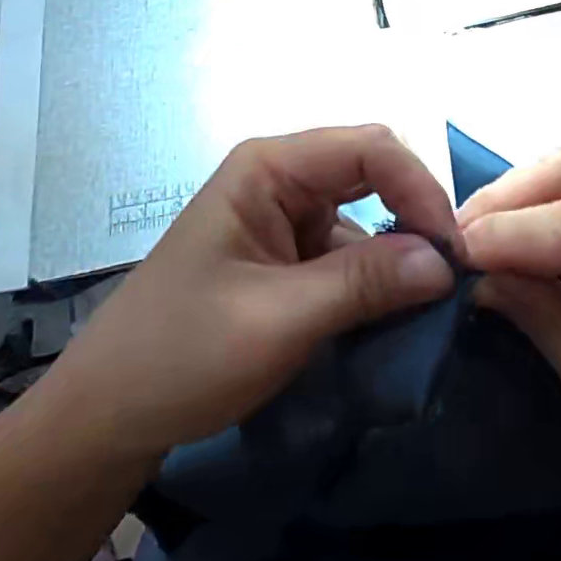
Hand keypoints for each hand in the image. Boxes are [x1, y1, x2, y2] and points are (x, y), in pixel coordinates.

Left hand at [38, 125, 457, 463]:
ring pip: (367, 212)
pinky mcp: (288, 253)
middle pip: (372, 171)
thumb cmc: (180, 354)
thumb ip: (364, 283)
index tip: (450, 253)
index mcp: (269, 167)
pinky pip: (350, 249)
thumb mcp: (278, 319)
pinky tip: (393, 311)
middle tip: (449, 270)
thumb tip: (445, 263)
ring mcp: (284, 215)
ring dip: (400, 250)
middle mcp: (280, 178)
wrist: (110, 412)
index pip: (368, 148)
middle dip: (414, 213)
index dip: (418, 189)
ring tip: (429, 299)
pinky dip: (378, 275)